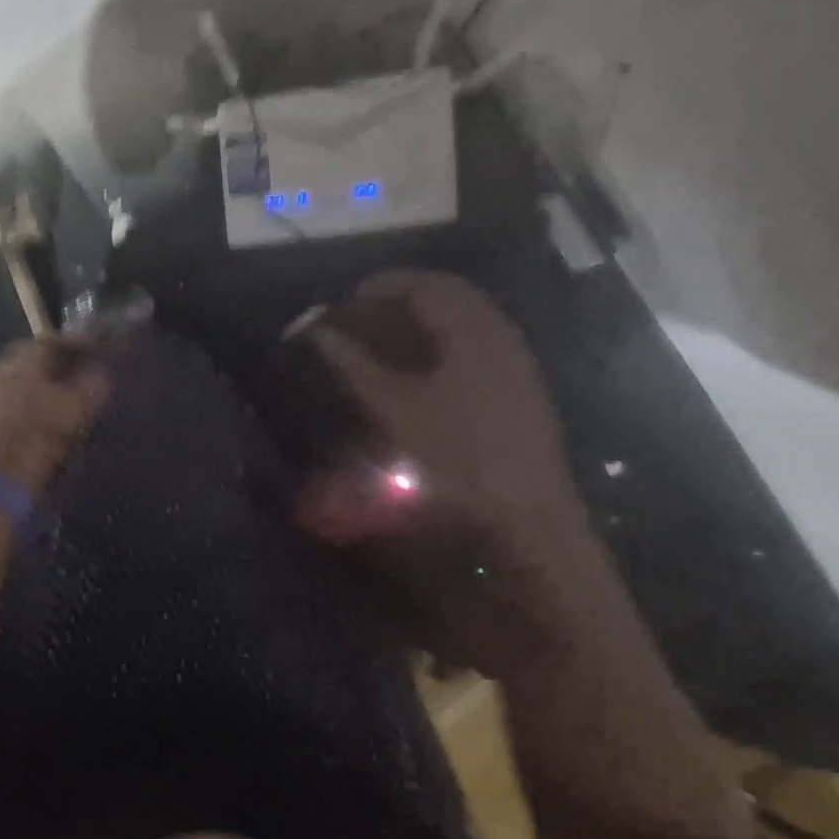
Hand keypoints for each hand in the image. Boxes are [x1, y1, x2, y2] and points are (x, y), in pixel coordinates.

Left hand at [0, 336, 111, 492]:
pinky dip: (24, 391)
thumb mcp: (77, 409)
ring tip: (58, 386)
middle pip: (30, 352)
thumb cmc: (42, 437)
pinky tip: (37, 404)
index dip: (74, 343)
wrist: (4, 476)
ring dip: (37, 374)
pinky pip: (8, 389)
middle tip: (75, 366)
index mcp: (23, 360)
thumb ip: (92, 384)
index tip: (91, 350)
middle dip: (53, 357)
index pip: (51, 340)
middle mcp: (2, 366)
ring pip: (17, 371)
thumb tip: (100, 371)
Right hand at [298, 271, 599, 675]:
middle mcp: (502, 353)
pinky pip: (468, 376)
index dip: (381, 285)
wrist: (523, 553)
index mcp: (477, 338)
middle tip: (352, 329)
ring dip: (414, 343)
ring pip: (460, 344)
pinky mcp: (515, 424)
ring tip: (370, 363)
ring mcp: (515, 389)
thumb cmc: (450, 470)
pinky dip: (432, 373)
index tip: (341, 303)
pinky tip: (405, 401)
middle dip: (397, 311)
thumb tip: (315, 327)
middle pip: (450, 309)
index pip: (430, 286)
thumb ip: (350, 363)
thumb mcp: (387, 410)